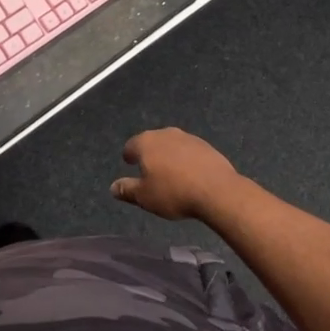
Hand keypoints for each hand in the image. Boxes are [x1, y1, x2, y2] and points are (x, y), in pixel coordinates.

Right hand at [110, 128, 248, 221]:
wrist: (216, 190)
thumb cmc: (174, 193)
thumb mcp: (145, 197)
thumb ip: (127, 190)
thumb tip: (112, 187)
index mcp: (146, 142)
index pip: (131, 146)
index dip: (129, 156)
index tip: (130, 164)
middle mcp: (165, 134)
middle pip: (152, 142)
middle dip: (149, 154)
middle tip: (149, 170)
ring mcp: (187, 137)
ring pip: (171, 145)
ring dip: (168, 155)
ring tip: (170, 173)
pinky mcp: (205, 145)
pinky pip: (189, 151)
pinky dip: (185, 159)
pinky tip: (189, 174)